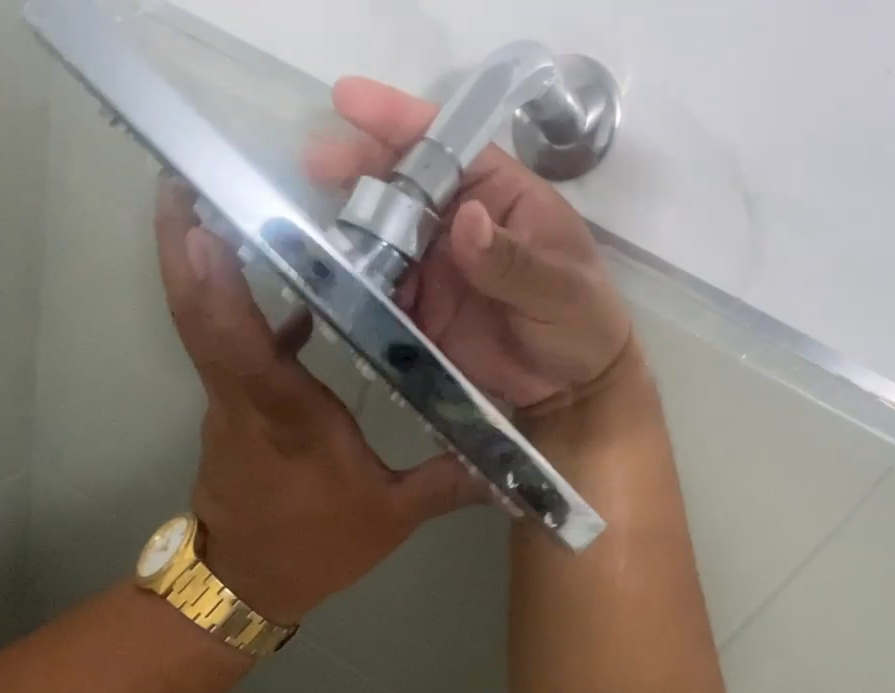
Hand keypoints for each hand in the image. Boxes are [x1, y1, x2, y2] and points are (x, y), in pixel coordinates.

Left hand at [155, 177, 479, 625]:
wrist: (245, 586)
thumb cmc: (315, 549)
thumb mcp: (392, 518)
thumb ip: (448, 481)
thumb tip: (511, 464)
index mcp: (286, 418)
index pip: (240, 345)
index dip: (216, 283)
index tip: (200, 219)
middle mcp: (243, 398)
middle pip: (197, 315)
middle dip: (181, 245)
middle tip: (180, 181)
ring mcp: (227, 403)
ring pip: (202, 327)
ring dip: (199, 269)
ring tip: (215, 209)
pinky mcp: (228, 412)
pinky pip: (227, 349)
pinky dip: (244, 314)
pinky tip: (293, 300)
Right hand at [305, 77, 638, 410]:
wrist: (570, 390)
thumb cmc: (581, 322)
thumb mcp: (559, 287)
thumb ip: (512, 260)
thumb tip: (464, 219)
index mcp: (499, 196)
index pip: (447, 147)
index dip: (399, 120)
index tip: (349, 100)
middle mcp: (460, 223)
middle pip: (403, 185)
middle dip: (359, 169)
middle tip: (314, 163)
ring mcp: (437, 267)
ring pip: (384, 236)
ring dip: (350, 230)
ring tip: (312, 230)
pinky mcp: (422, 310)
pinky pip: (382, 290)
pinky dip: (357, 284)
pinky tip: (331, 280)